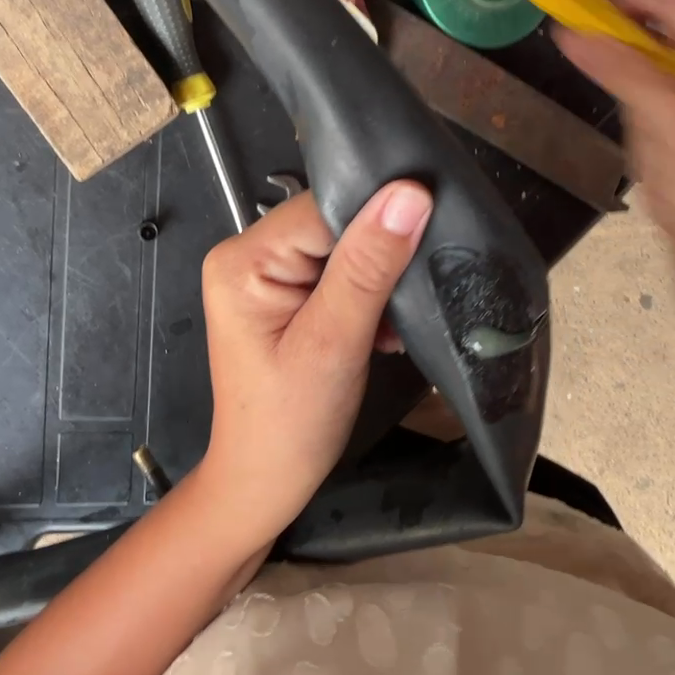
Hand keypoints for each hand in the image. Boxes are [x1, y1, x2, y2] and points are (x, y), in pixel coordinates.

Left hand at [197, 181, 432, 539]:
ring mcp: (264, 276)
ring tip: (395, 322)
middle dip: (379, 254)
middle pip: (331, 224)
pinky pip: (336, 274)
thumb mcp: (333, 342)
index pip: (323, 208)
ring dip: (377, 280)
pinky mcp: (283, 297)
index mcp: (244, 260)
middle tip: (417, 287)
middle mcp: (247, 256)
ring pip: (340, 249)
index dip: (377, 216)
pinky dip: (367, 297)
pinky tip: (382, 329)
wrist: (266, 480)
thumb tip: (409, 194)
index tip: (430, 232)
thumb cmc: (291, 423)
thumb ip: (369, 267)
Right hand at [551, 0, 674, 241]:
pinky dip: (621, 58)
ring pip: (664, 38)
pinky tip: (598, 61)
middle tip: (600, 13)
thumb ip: (620, 67)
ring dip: (629, 30)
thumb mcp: (664, 112)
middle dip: (644, 4)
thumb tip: (573, 32)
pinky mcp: (670, 106)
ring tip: (593, 33)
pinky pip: (646, 67)